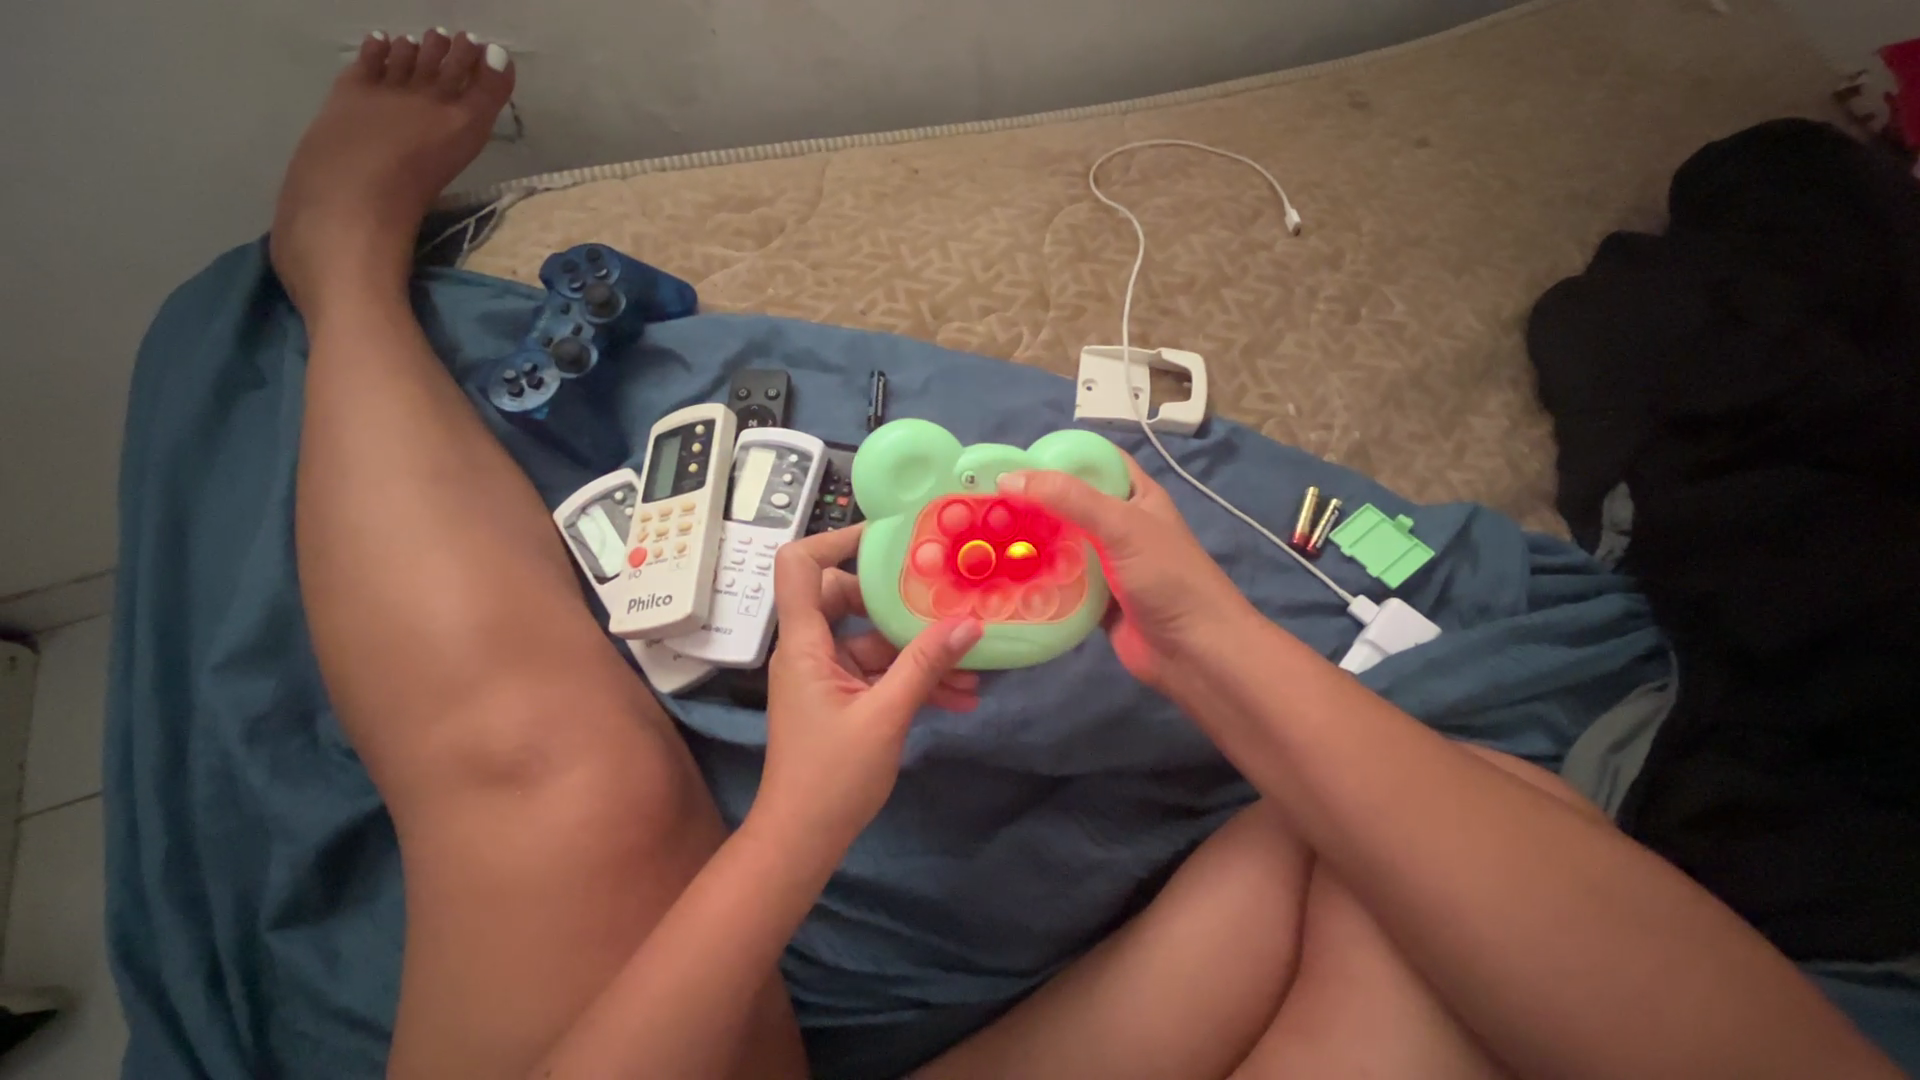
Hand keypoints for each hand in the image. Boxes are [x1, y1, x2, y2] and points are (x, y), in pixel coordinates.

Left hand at [756, 524, 983, 849]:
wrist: (802, 840)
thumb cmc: (832, 778)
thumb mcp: (886, 717)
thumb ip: (925, 665)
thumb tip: (969, 622)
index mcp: (804, 643)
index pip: (800, 566)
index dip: (836, 540)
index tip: (889, 539)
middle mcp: (811, 649)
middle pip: (848, 596)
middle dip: (900, 600)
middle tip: (945, 596)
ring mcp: (828, 674)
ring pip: (875, 640)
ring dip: (920, 651)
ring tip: (973, 667)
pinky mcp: (844, 697)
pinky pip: (882, 672)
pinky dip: (915, 678)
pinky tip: (961, 697)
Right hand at [999, 455, 1248, 690]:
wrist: (1195, 653)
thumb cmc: (1167, 578)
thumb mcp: (1121, 526)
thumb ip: (1069, 499)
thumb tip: (1009, 478)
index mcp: (1136, 496)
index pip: (1096, 461)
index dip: (1060, 456)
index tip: (1015, 461)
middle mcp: (1120, 526)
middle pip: (1069, 505)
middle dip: (1033, 503)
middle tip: (987, 503)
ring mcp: (1107, 565)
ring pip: (1060, 545)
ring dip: (1030, 544)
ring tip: (984, 538)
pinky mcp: (1095, 600)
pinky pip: (1059, 583)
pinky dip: (1036, 580)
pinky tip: (1003, 577)